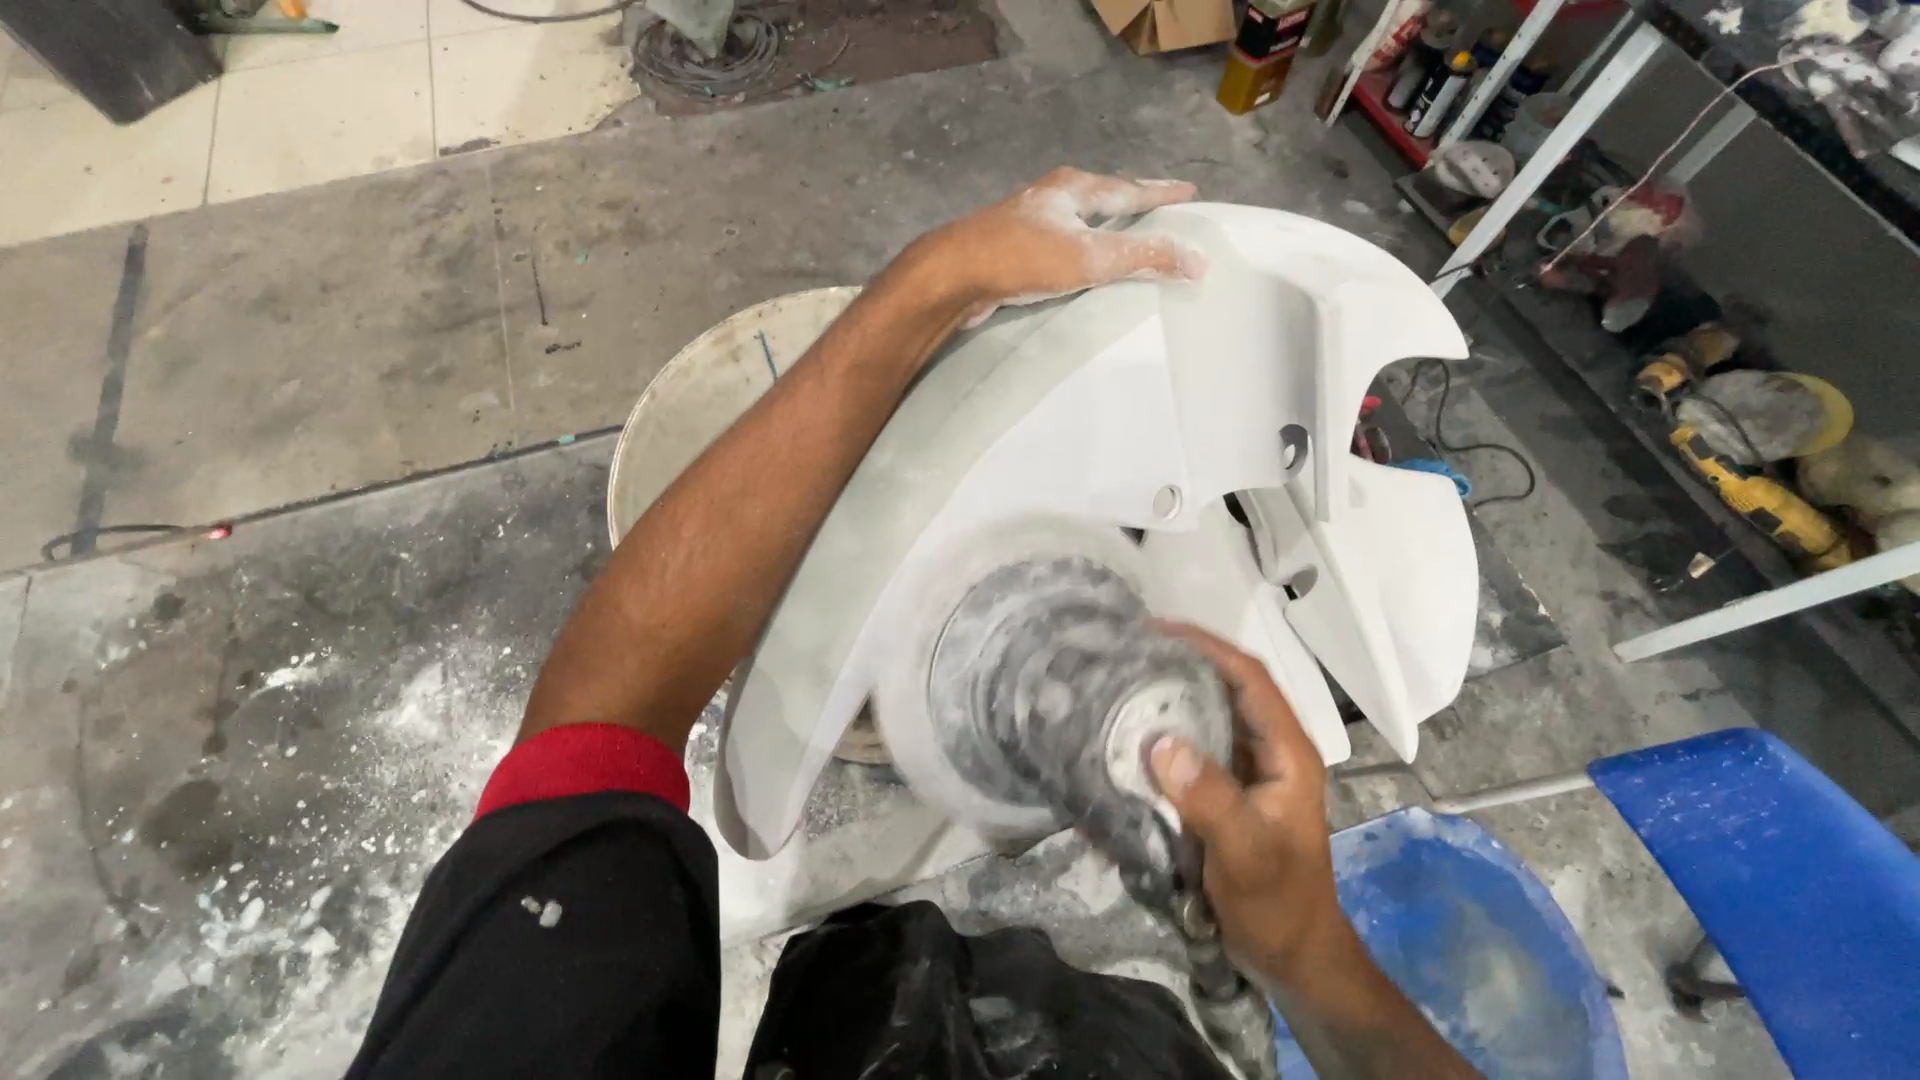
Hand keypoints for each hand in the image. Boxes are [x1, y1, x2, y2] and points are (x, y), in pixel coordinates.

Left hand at [918, 167, 1206, 324]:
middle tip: (1157, 203)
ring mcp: (1027, 221)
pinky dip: (1076, 248)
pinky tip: (1075, 263)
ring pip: (1075, 218)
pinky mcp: (1010, 248)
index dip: (1161, 192)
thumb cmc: (1024, 258)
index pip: (1130, 188)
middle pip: (1101, 195)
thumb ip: (1142, 257)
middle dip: (1130, 200)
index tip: (1189, 191)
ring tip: (1120, 231)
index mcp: (1074, 188)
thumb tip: (1197, 261)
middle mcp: (1051, 196)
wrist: (954, 274)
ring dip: (1100, 224)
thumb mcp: (1091, 257)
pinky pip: (1057, 243)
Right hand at [1149, 621, 1352, 985]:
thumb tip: (1161, 744)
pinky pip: (1186, 756)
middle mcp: (1265, 752)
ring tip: (1114, 690)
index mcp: (1287, 752)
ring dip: (1163, 703)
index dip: (1207, 647)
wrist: (1291, 958)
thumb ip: (1211, 800)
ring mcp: (1242, 774)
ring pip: (1202, 720)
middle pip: (1222, 690)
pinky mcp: (1220, 795)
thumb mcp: (1248, 854)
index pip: (1249, 679)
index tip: (1157, 630)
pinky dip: (1156, 745)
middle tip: (1122, 656)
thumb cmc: (1279, 904)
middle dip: (1176, 667)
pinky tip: (1122, 746)